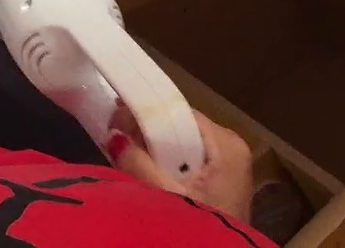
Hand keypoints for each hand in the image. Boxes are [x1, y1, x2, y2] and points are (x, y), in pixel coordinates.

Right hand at [108, 110, 254, 221]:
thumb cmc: (201, 232)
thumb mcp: (166, 196)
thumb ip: (138, 163)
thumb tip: (112, 134)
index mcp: (227, 145)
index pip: (179, 112)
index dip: (146, 113)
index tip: (115, 115)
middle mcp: (231, 148)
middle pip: (180, 125)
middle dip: (147, 131)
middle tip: (115, 134)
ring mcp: (229, 165)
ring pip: (182, 142)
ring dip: (154, 148)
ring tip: (125, 151)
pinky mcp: (222, 182)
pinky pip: (189, 159)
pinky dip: (167, 162)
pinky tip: (146, 169)